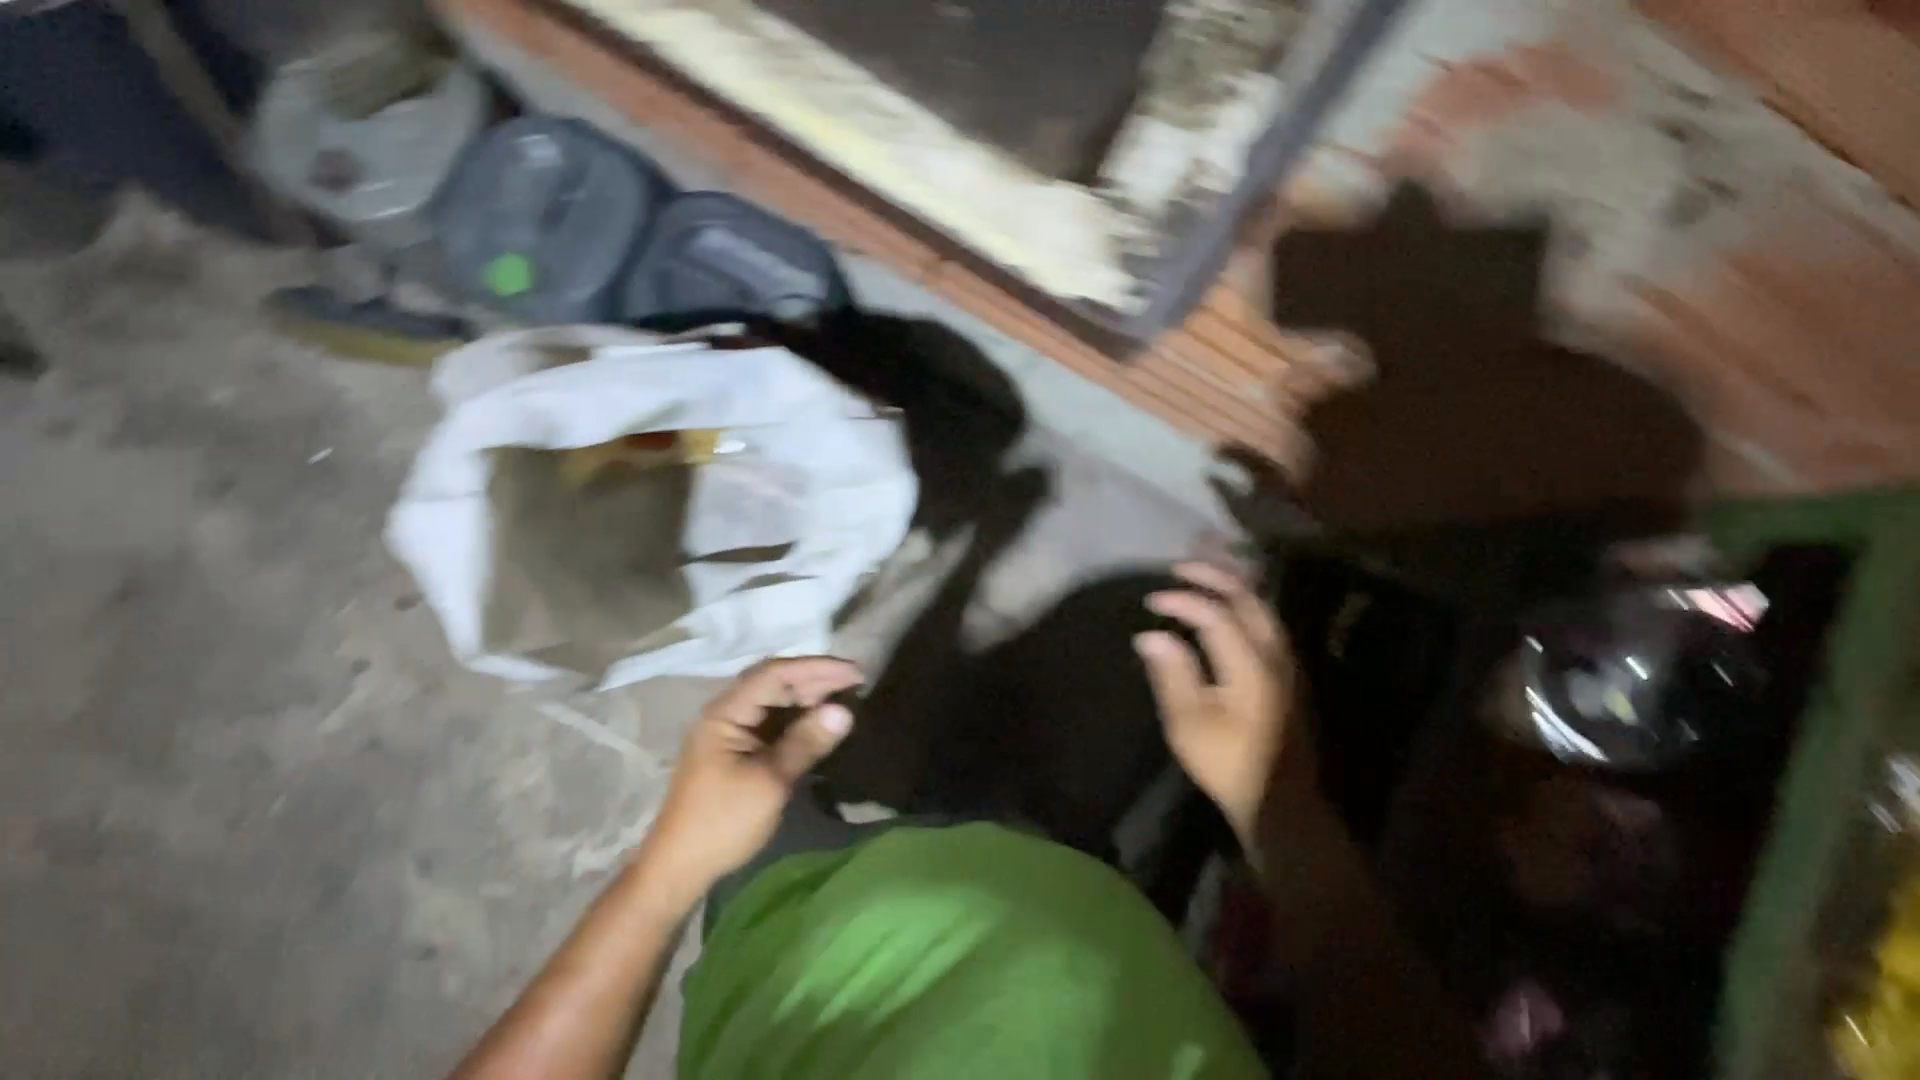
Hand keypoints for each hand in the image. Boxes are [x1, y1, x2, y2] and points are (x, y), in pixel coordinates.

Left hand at [638, 657, 864, 900]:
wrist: (679, 867)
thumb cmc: (723, 822)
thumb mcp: (770, 781)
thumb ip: (806, 741)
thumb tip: (844, 710)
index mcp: (725, 713)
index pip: (775, 673)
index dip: (817, 668)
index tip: (856, 673)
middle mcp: (724, 714)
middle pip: (773, 682)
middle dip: (815, 679)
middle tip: (856, 684)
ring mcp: (728, 733)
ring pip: (773, 702)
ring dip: (807, 698)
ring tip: (844, 699)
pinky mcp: (735, 752)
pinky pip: (770, 722)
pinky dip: (797, 719)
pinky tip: (819, 723)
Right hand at [1134, 563, 1305, 843]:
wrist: (1280, 800)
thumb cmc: (1228, 763)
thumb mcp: (1189, 723)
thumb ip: (1173, 673)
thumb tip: (1151, 635)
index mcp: (1250, 664)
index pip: (1215, 614)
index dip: (1183, 600)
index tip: (1151, 600)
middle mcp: (1274, 654)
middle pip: (1248, 599)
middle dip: (1215, 576)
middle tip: (1181, 566)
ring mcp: (1287, 664)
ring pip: (1263, 608)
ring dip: (1234, 586)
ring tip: (1206, 574)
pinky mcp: (1289, 676)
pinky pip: (1268, 623)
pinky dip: (1245, 605)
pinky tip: (1230, 609)